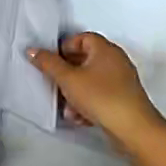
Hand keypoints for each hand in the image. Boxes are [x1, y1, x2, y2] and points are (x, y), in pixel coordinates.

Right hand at [27, 32, 163, 141]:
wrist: (132, 128)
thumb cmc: (102, 97)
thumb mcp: (67, 79)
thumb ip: (48, 63)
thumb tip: (34, 51)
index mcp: (105, 49)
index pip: (81, 38)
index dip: (64, 48)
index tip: (52, 61)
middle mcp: (116, 61)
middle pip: (84, 60)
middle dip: (67, 74)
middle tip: (55, 82)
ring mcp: (121, 80)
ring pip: (90, 80)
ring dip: (75, 93)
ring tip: (68, 107)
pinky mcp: (122, 98)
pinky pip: (99, 95)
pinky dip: (87, 103)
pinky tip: (80, 116)